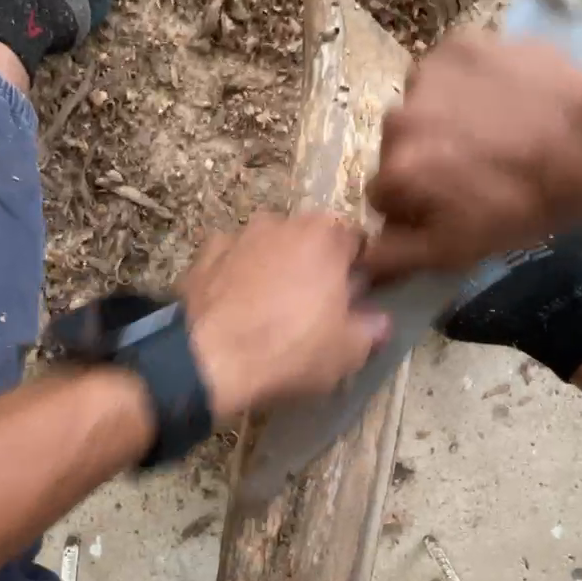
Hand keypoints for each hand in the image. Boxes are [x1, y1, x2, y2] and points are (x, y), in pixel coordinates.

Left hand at [179, 213, 390, 418]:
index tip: (353, 300)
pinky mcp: (203, 254)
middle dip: (314, 267)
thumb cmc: (289, 349)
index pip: (356, 242)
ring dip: (274, 269)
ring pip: (268, 248)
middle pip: (310, 240)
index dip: (357, 270)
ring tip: (269, 312)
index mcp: (325, 236)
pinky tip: (235, 308)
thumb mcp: (347, 351)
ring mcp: (238, 234)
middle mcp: (281, 222)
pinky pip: (231, 261)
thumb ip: (370, 329)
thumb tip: (378, 320)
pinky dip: (236, 277)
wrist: (206, 358)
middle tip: (314, 309)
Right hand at [364, 31, 581, 279]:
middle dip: (425, 159)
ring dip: (442, 119)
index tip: (449, 204)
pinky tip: (499, 99)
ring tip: (491, 131)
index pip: (383, 194)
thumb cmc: (526, 205)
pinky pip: (446, 71)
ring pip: (420, 107)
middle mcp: (398, 118)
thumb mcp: (456, 249)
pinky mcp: (459, 44)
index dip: (414, 204)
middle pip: (398, 148)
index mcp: (396, 170)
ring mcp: (428, 75)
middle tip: (475, 168)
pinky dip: (464, 84)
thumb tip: (355, 259)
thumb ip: (395, 256)